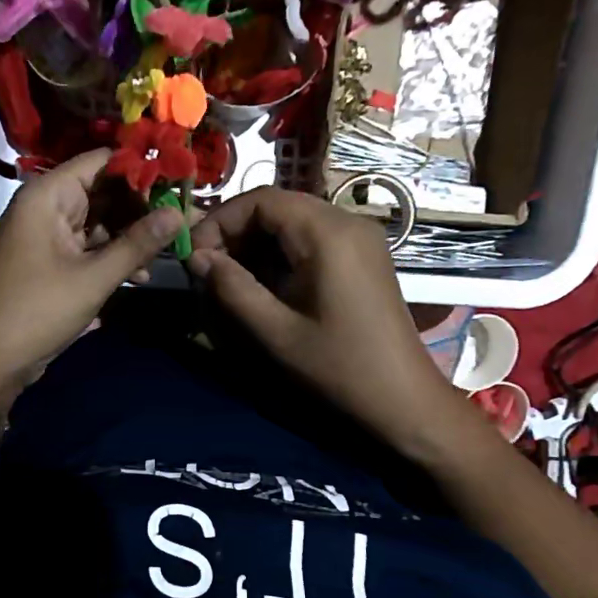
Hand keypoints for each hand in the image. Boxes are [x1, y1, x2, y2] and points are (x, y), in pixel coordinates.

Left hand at [0, 149, 183, 433]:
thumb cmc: (39, 310)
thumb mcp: (94, 277)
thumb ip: (138, 243)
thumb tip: (179, 213)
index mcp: (47, 196)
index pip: (101, 163)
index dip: (141, 172)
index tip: (179, 188)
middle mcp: (46, 208)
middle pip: (102, 192)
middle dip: (141, 209)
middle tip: (181, 224)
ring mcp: (47, 236)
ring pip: (99, 223)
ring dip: (130, 237)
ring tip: (166, 254)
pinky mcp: (51, 263)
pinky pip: (88, 247)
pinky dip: (112, 257)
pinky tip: (138, 277)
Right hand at [187, 187, 485, 463]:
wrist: (402, 397)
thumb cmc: (339, 367)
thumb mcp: (276, 331)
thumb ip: (232, 288)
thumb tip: (196, 258)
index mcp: (328, 233)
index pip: (261, 200)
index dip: (220, 221)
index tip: (194, 255)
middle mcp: (348, 221)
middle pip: (279, 206)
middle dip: (237, 232)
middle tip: (209, 269)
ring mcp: (361, 237)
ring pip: (295, 220)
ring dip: (258, 243)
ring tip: (231, 278)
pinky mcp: (365, 255)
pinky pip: (314, 237)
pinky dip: (283, 252)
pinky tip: (266, 282)